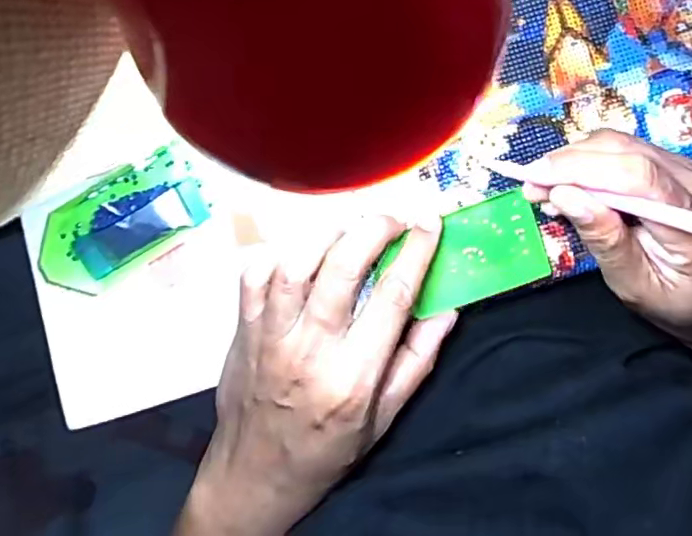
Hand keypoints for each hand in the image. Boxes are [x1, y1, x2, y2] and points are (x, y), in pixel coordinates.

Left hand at [176, 216, 456, 535]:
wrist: (255, 473)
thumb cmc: (327, 448)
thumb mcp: (383, 419)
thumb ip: (416, 361)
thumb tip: (447, 309)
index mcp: (353, 377)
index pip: (391, 298)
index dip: (415, 252)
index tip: (428, 223)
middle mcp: (310, 349)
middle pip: (340, 269)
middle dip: (372, 230)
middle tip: (392, 218)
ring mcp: (271, 334)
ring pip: (295, 265)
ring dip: (327, 235)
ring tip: (350, 228)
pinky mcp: (243, 326)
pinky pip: (255, 274)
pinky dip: (279, 253)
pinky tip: (302, 252)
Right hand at [519, 130, 691, 349]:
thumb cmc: (678, 304)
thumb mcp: (636, 288)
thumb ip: (605, 241)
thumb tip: (564, 196)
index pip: (640, 179)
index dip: (582, 170)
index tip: (535, 178)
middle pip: (626, 152)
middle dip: (568, 163)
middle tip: (530, 185)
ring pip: (621, 143)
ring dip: (574, 159)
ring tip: (547, 186)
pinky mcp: (679, 162)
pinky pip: (625, 148)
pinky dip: (588, 160)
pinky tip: (572, 182)